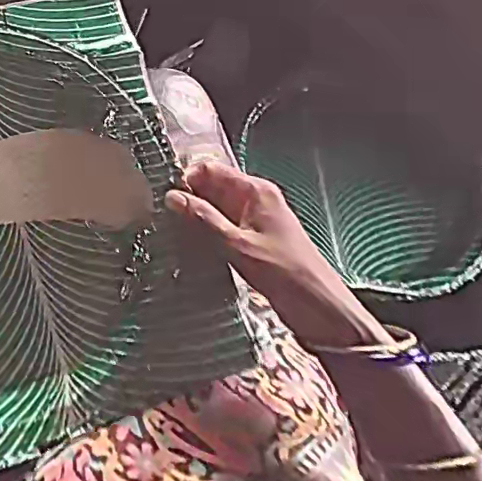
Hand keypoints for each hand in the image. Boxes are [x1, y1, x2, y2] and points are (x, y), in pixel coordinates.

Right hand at [167, 160, 390, 348]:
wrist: (321, 310)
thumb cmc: (285, 272)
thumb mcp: (238, 245)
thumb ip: (203, 219)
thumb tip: (172, 197)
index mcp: (255, 191)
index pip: (210, 169)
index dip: (185, 179)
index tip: (163, 198)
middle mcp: (253, 200)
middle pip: (210, 188)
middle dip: (186, 199)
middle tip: (160, 216)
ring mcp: (252, 221)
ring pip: (213, 210)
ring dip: (194, 219)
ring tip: (169, 232)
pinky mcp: (250, 241)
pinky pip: (220, 228)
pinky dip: (204, 234)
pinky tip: (188, 246)